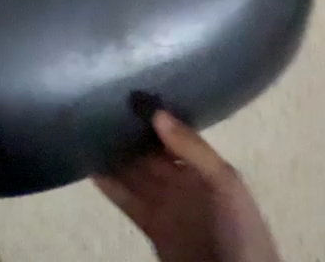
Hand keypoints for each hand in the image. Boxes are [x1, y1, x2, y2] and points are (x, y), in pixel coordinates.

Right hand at [95, 111, 282, 261]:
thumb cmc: (239, 230)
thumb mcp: (225, 183)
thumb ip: (192, 148)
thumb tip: (157, 113)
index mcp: (203, 165)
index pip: (172, 133)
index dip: (150, 115)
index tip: (123, 93)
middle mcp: (182, 180)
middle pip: (149, 152)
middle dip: (127, 134)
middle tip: (95, 108)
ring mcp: (166, 205)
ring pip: (134, 175)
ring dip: (114, 158)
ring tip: (85, 133)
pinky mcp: (153, 228)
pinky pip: (127, 202)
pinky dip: (110, 187)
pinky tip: (90, 169)